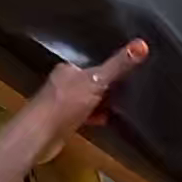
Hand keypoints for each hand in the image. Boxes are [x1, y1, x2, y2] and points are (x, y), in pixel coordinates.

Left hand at [0, 38, 146, 181]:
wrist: (39, 137)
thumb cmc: (65, 104)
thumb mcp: (97, 81)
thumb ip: (119, 65)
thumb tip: (142, 44)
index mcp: (67, 69)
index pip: (90, 62)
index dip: (107, 65)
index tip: (126, 67)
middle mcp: (62, 83)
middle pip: (88, 81)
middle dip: (105, 84)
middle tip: (129, 85)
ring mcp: (60, 104)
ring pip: (86, 99)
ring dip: (100, 101)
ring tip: (123, 102)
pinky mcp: (61, 123)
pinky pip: (83, 116)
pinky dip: (95, 116)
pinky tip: (107, 120)